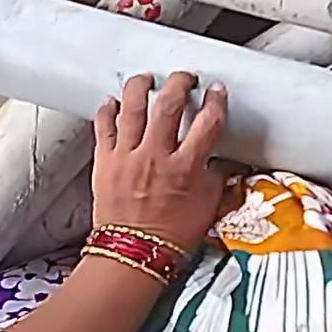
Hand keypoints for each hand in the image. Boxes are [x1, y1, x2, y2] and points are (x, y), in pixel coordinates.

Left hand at [91, 72, 228, 250]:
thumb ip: (217, 175)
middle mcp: (156, 157)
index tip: (217, 90)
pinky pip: (104, 127)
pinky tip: (113, 100)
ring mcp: (127, 157)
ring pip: (132, 108)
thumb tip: (227, 159)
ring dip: (141, 86)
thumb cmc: (173, 233)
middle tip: (185, 77)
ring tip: (147, 78)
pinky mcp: (104, 162)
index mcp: (186, 168)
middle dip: (178, 83)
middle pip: (168, 105)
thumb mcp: (208, 203)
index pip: (207, 123)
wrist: (134, 253)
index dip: (215, 101)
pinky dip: (108, 109)